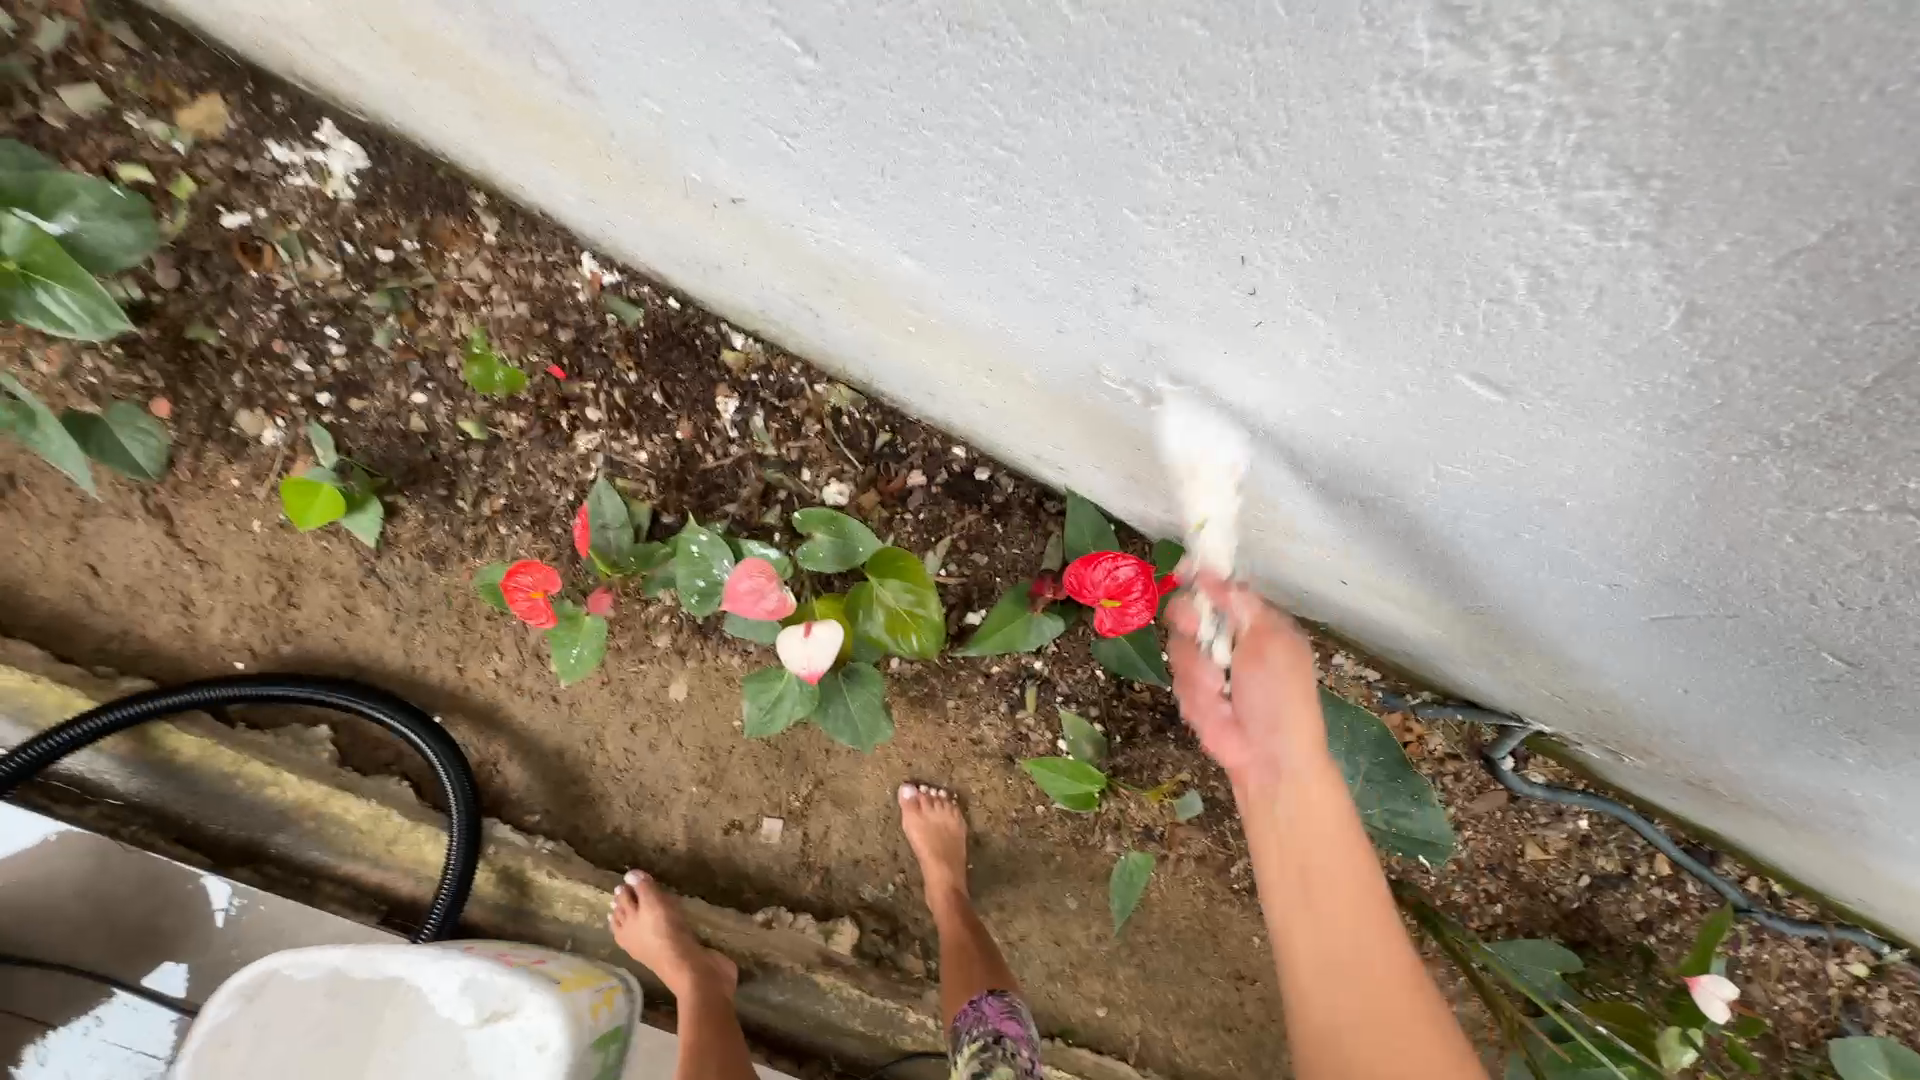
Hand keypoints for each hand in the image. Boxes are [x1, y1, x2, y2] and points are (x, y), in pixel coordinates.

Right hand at [1166, 573, 1328, 792]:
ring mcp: (1207, 666)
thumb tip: (1211, 573)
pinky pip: (1178, 680)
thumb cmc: (1281, 695)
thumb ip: (1239, 603)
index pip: (1220, 588)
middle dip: (1188, 620)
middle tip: (1193, 627)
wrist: (1269, 756)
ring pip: (1179, 646)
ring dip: (1197, 669)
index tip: (1183, 571)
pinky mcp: (1192, 693)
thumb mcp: (1270, 640)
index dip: (1200, 577)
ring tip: (1219, 691)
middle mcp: (1229, 639)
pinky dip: (1196, 695)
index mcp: (1254, 622)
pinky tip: (1216, 710)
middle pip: (1189, 611)